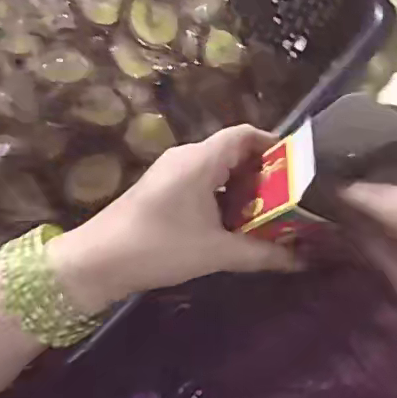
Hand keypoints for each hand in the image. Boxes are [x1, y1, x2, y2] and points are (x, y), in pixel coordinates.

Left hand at [51, 125, 298, 311]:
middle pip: (234, 153)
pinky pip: (203, 184)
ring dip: (243, 191)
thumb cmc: (158, 247)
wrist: (96, 262)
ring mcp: (171, 174)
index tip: (298, 169)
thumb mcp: (216, 252)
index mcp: (200, 160)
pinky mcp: (162, 191)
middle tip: (290, 199)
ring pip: (218, 171)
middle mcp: (187, 158)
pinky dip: (224, 199)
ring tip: (268, 216)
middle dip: (264, 175)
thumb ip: (262, 254)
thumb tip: (300, 260)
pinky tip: (235, 226)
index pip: (245, 135)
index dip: (274, 146)